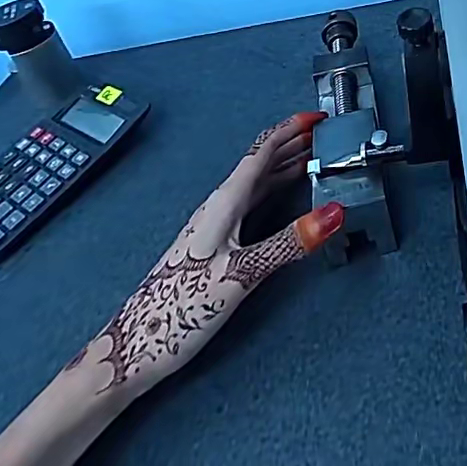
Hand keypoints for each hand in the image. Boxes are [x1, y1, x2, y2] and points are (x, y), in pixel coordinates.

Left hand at [0, 112, 344, 465]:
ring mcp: (216, 222)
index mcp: (224, 202)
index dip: (291, 129)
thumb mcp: (242, 274)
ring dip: (285, 162)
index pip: (263, 150)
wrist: (132, 350)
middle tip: (323, 133)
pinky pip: (252, 199)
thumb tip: (333, 213)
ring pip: (257, 179)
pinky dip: (275, 186)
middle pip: (261, 160)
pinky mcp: (215, 241)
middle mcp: (219, 205)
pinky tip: (283, 193)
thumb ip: (289, 242)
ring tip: (312, 155)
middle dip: (293, 141)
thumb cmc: (179, 310)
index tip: (317, 117)